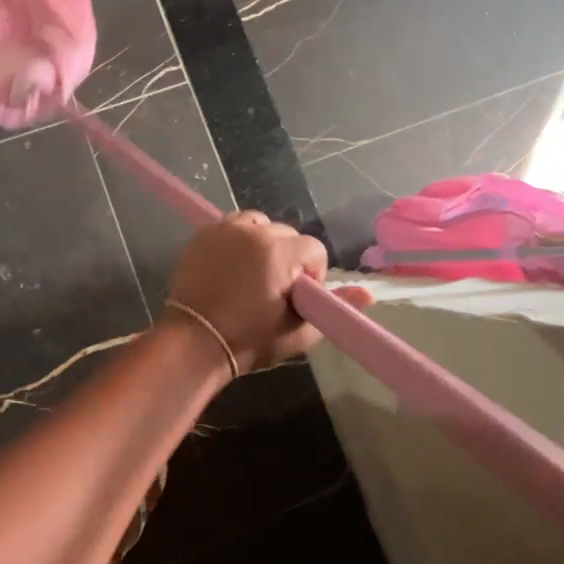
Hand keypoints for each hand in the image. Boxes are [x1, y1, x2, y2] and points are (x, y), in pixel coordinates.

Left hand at [167, 211, 374, 374]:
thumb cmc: (250, 340)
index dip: (313, 273)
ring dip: (263, 243)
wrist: (196, 339)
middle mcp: (254, 232)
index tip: (299, 297)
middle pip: (286, 233)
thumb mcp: (299, 331)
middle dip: (288, 257)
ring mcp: (225, 229)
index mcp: (280, 252)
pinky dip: (237, 239)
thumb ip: (334, 308)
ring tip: (254, 273)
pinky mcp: (203, 233)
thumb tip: (368, 294)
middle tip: (275, 289)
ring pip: (258, 224)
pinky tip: (232, 265)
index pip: (313, 248)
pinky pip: (231, 225)